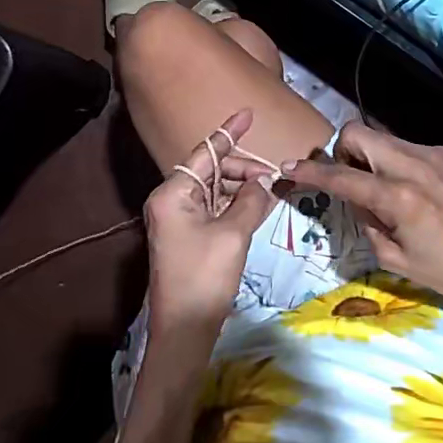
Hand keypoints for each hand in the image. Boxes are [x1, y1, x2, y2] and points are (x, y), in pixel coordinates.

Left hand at [143, 109, 276, 337]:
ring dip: (240, 188)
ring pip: (214, 190)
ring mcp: (177, 219)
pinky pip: (213, 209)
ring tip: (269, 193)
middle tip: (272, 178)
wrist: (184, 328)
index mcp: (173, 193)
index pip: (205, 152)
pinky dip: (234, 205)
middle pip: (210, 170)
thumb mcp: (233, 234)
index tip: (249, 113)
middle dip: (241, 169)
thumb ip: (250, 200)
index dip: (229, 132)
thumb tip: (263, 182)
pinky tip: (257, 206)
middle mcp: (170, 200)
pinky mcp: (186, 236)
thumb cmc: (205, 276)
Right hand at [281, 123, 442, 318]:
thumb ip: (366, 223)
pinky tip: (408, 190)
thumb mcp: (395, 259)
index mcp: (399, 198)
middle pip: (358, 133)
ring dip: (368, 157)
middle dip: (343, 152)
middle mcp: (414, 166)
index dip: (311, 173)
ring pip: (381, 138)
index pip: (342, 177)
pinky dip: (393, 162)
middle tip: (349, 182)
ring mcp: (433, 156)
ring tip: (381, 191)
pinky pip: (404, 148)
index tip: (289, 169)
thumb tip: (355, 200)